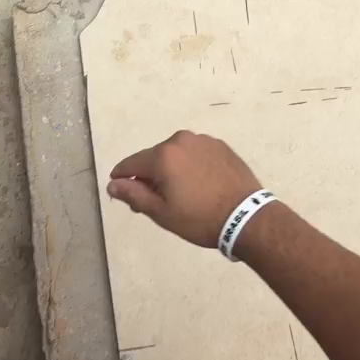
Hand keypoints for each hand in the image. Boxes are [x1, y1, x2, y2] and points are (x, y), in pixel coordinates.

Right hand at [106, 130, 261, 247]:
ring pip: (176, 155)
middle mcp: (180, 140)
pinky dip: (191, 166)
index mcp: (163, 155)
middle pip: (155, 158)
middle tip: (155, 202)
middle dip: (150, 176)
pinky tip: (200, 185)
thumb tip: (112, 183)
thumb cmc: (200, 218)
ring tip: (181, 195)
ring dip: (171, 170)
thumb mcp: (162, 213)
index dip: (122, 177)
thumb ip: (134, 195)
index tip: (120, 190)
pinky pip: (196, 154)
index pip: (132, 163)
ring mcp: (203, 140)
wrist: (246, 216)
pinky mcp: (220, 146)